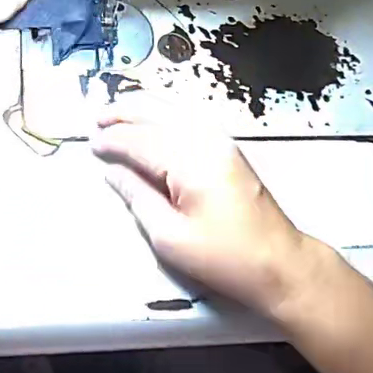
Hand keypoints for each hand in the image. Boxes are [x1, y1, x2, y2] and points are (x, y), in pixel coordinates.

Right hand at [91, 97, 332, 319]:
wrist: (280, 263)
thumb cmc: (224, 257)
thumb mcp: (169, 237)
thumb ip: (137, 197)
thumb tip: (114, 173)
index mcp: (190, 162)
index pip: (140, 140)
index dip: (113, 141)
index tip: (92, 145)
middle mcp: (205, 141)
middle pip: (156, 115)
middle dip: (124, 114)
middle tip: (97, 119)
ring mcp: (220, 141)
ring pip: (172, 111)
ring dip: (142, 110)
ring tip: (116, 115)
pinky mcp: (227, 147)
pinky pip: (188, 118)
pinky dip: (164, 114)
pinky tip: (152, 119)